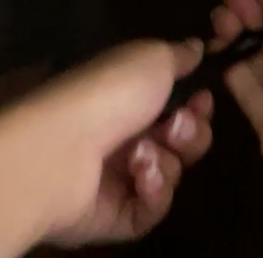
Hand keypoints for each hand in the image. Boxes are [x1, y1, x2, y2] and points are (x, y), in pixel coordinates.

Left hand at [0, 39, 216, 246]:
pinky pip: (152, 208)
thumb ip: (181, 55)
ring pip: (172, 172)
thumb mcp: (154, 57)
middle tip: (175, 126)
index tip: (202, 98)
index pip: (180, 105)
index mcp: (133, 98)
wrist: (60, 149)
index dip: (198, 104)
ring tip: (140, 154)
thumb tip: (198, 47)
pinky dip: (154, 191)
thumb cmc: (110, 93)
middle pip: (183, 141)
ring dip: (167, 160)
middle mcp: (127, 136)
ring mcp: (118, 178)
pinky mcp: (114, 216)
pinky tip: (140, 177)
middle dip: (191, 133)